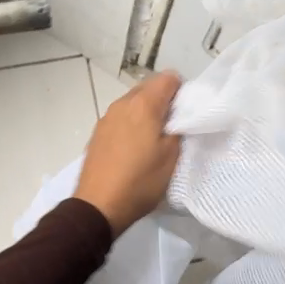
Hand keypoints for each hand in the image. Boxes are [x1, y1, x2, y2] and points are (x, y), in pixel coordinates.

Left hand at [72, 72, 182, 235]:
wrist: (98, 205)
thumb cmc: (140, 180)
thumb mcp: (171, 157)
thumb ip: (177, 128)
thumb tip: (176, 115)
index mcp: (143, 104)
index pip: (168, 78)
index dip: (182, 90)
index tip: (186, 112)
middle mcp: (123, 103)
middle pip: (148, 87)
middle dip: (163, 100)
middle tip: (173, 126)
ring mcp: (107, 116)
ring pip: (133, 102)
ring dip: (146, 112)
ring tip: (153, 139)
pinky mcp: (97, 132)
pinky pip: (120, 117)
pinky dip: (131, 123)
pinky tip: (133, 148)